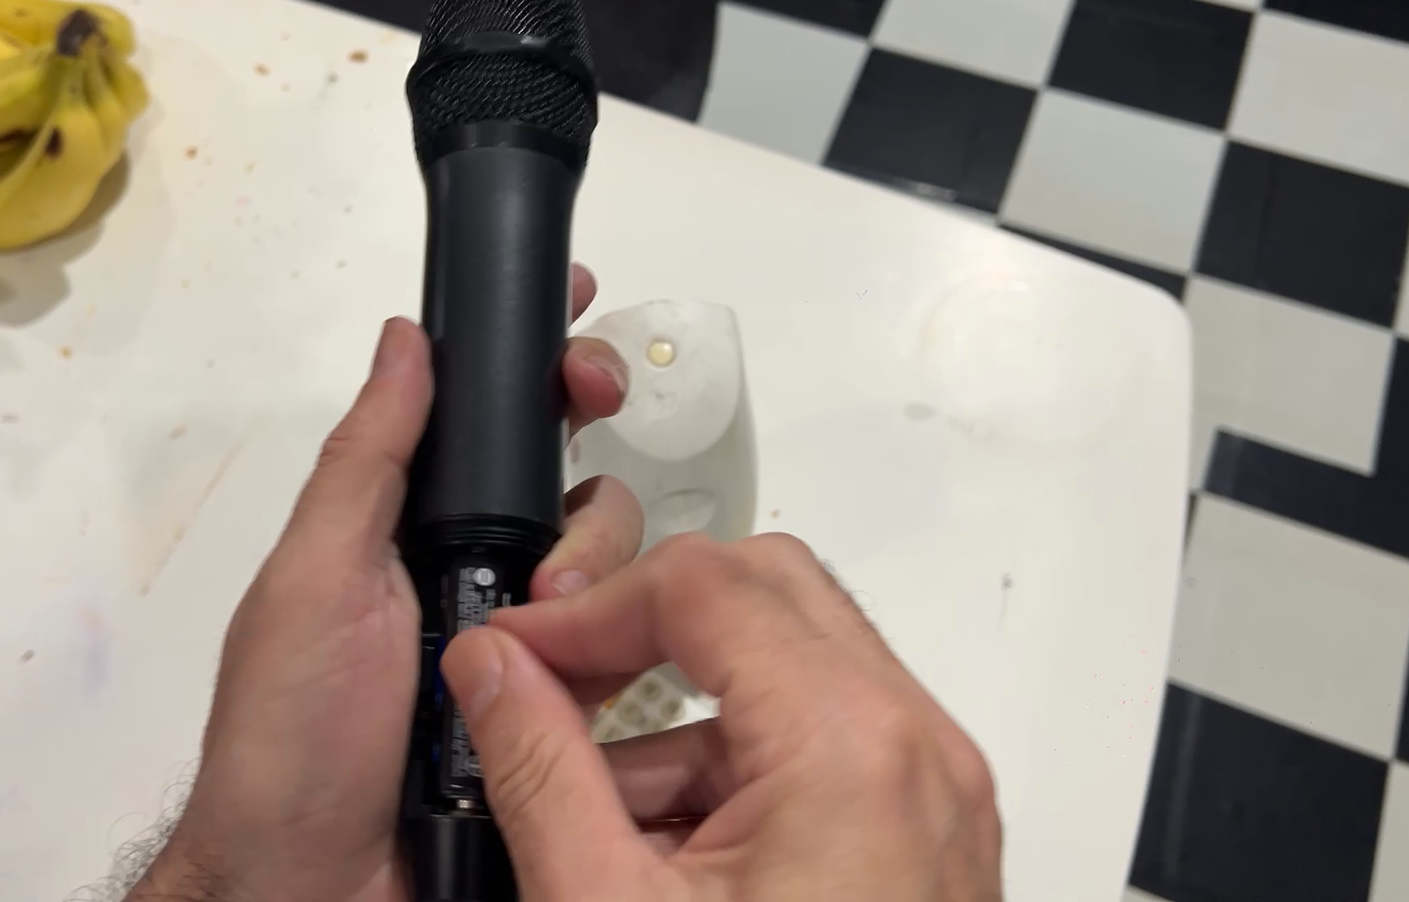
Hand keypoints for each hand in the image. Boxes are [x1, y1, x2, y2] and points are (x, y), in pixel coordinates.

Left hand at [132, 265, 639, 901]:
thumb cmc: (299, 725)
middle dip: (587, 405)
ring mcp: (536, 621)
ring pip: (608, 535)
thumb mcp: (319, 576)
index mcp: (418, 514)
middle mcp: (484, 552)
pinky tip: (599, 647)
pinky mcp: (575, 688)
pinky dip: (630, 617)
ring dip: (597, 541)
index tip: (573, 298)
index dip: (530, 352)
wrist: (324, 890)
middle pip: (564, 452)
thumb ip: (367, 458)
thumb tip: (406, 336)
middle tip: (596, 392)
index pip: (483, 411)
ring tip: (547, 603)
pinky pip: (630, 625)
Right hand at [439, 532, 1004, 900]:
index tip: (515, 647)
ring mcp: (927, 778)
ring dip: (677, 679)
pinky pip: (807, 721)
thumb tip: (482, 658)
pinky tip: (657, 827)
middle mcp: (911, 738)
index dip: (590, 603)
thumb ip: (534, 762)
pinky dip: (721, 738)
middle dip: (646, 611)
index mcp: (848, 743)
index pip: (701, 581)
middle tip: (564, 665)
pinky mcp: (918, 818)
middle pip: (758, 584)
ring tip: (591, 766)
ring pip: (785, 644)